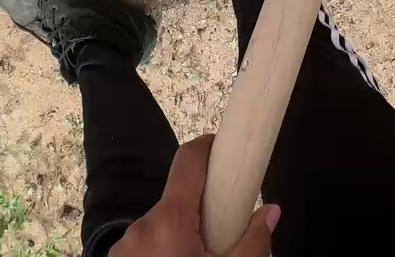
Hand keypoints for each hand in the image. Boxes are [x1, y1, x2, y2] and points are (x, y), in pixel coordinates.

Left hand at [109, 136, 278, 256]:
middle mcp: (140, 229)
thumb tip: (271, 211)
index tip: (225, 151)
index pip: (188, 160)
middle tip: (222, 233)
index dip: (209, 147)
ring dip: (180, 236)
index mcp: (169, 221)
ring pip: (159, 227)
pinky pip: (144, 248)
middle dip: (200, 210)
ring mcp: (122, 251)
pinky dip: (163, 254)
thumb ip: (253, 243)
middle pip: (176, 199)